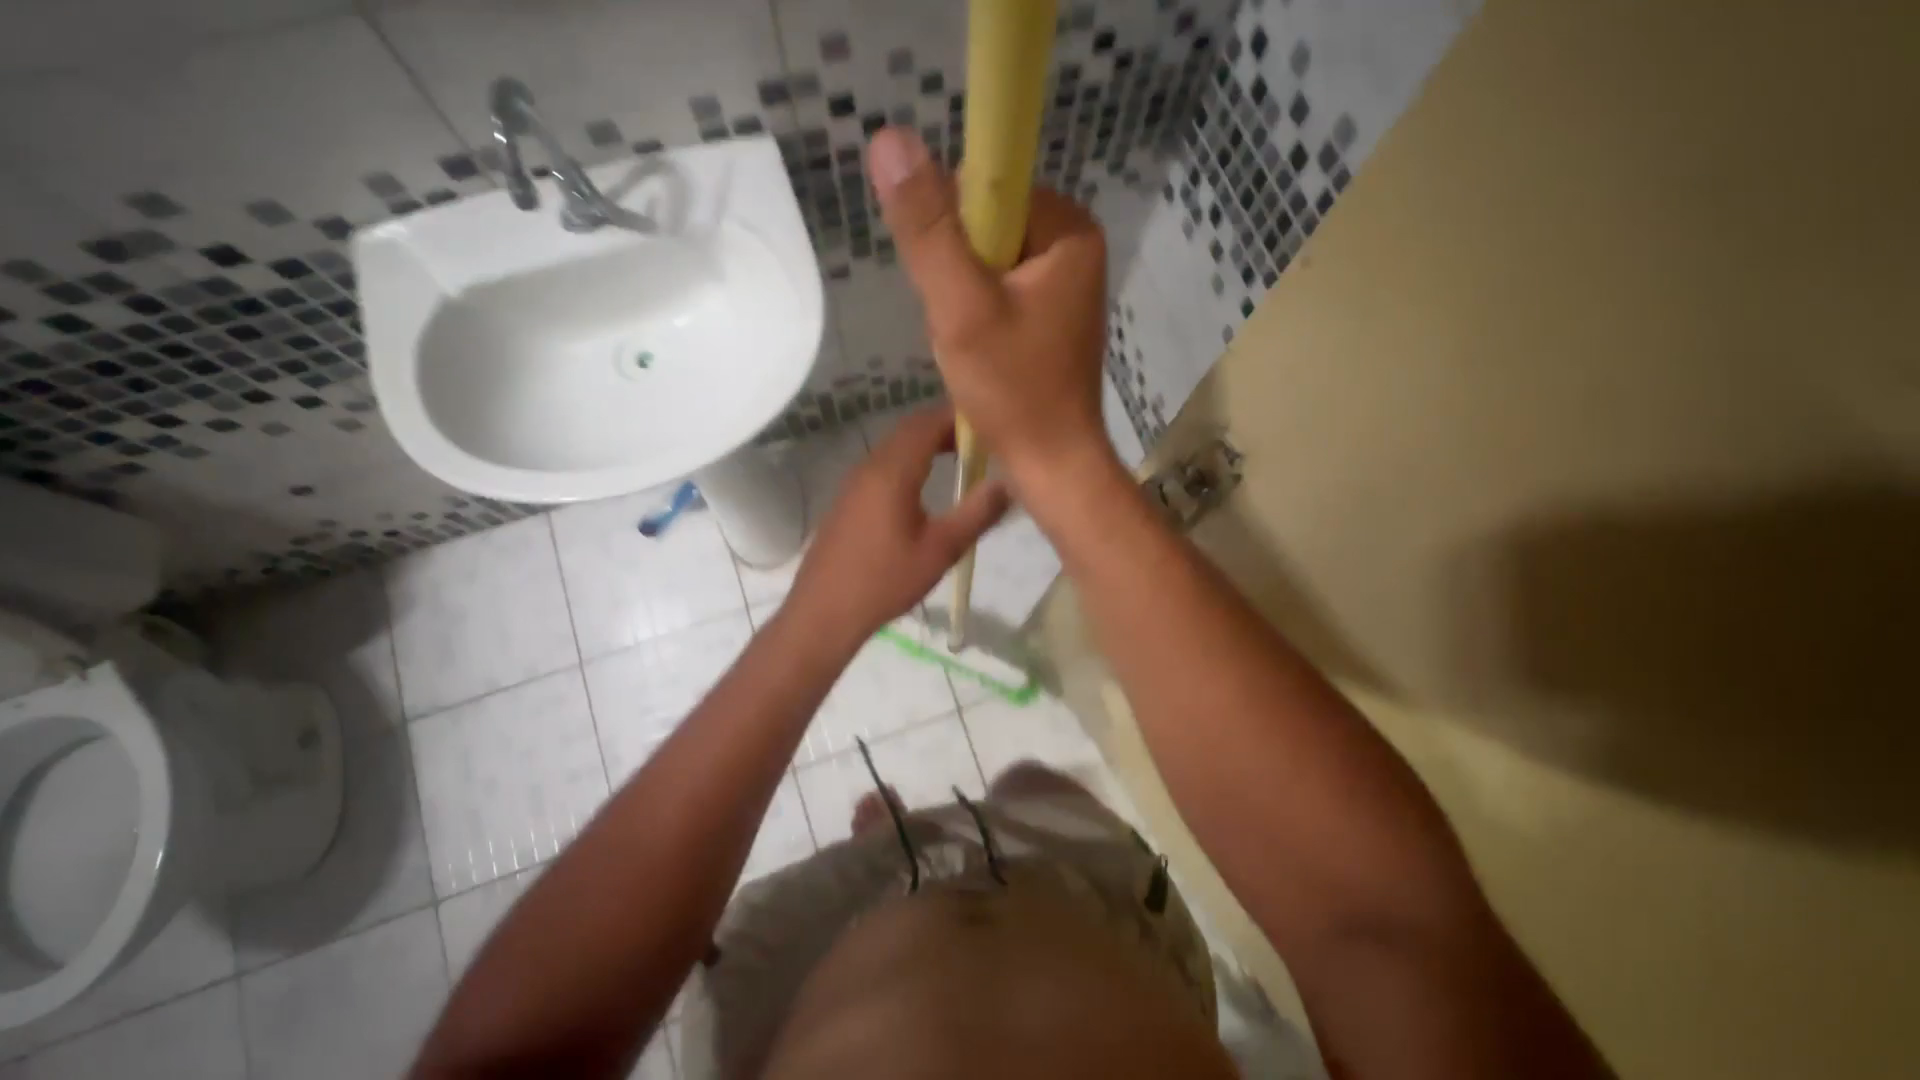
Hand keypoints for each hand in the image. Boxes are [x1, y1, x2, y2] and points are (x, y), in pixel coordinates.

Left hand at [787, 406, 1009, 642]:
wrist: (823, 611)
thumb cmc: (885, 581)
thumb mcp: (941, 550)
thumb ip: (978, 512)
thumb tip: (1011, 482)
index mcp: (893, 470)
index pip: (928, 421)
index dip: (961, 415)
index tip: (994, 422)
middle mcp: (870, 465)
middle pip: (911, 429)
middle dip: (947, 427)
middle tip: (984, 439)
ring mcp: (855, 481)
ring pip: (896, 446)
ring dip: (928, 443)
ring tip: (963, 457)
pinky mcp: (849, 498)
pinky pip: (884, 464)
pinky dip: (910, 460)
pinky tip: (926, 484)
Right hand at [865, 127, 1115, 487]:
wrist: (1051, 465)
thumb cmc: (1013, 390)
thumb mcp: (961, 306)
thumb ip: (927, 228)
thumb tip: (890, 139)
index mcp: (1068, 229)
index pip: (985, 184)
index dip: (949, 228)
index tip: (948, 283)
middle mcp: (1072, 245)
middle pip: (983, 223)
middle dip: (954, 271)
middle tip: (960, 323)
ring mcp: (1062, 282)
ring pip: (982, 260)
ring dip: (958, 297)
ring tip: (969, 342)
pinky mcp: (1047, 312)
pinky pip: (993, 290)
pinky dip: (972, 317)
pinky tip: (977, 352)